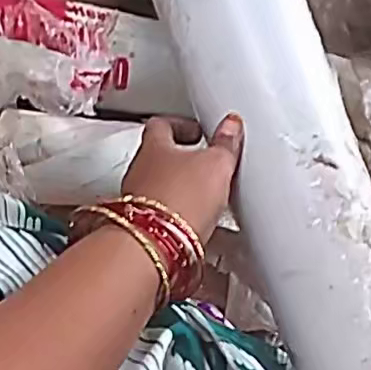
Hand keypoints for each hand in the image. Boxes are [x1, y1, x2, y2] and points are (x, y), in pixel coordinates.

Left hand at [119, 114, 242, 240]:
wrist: (158, 244)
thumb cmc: (177, 200)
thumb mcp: (215, 164)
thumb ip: (224, 145)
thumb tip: (230, 127)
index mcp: (153, 147)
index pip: (163, 125)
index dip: (182, 126)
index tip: (198, 131)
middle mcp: (140, 174)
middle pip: (161, 159)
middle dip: (183, 162)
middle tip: (203, 165)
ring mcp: (140, 204)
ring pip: (163, 191)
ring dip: (183, 193)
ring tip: (206, 200)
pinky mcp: (148, 230)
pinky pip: (167, 219)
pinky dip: (183, 219)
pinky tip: (201, 227)